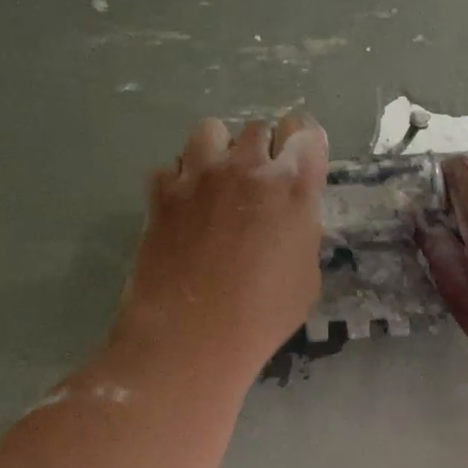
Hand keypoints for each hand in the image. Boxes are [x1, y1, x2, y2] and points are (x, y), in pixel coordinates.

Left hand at [112, 114, 329, 371]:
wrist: (191, 337)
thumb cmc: (262, 316)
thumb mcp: (306, 275)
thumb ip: (300, 229)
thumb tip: (288, 216)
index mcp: (293, 186)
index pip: (305, 131)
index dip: (303, 145)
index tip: (300, 164)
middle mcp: (247, 167)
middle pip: (259, 129)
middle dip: (263, 151)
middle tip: (258, 185)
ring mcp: (199, 175)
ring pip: (211, 130)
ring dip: (219, 151)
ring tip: (217, 183)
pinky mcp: (162, 192)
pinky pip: (172, 166)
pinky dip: (180, 180)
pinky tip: (183, 207)